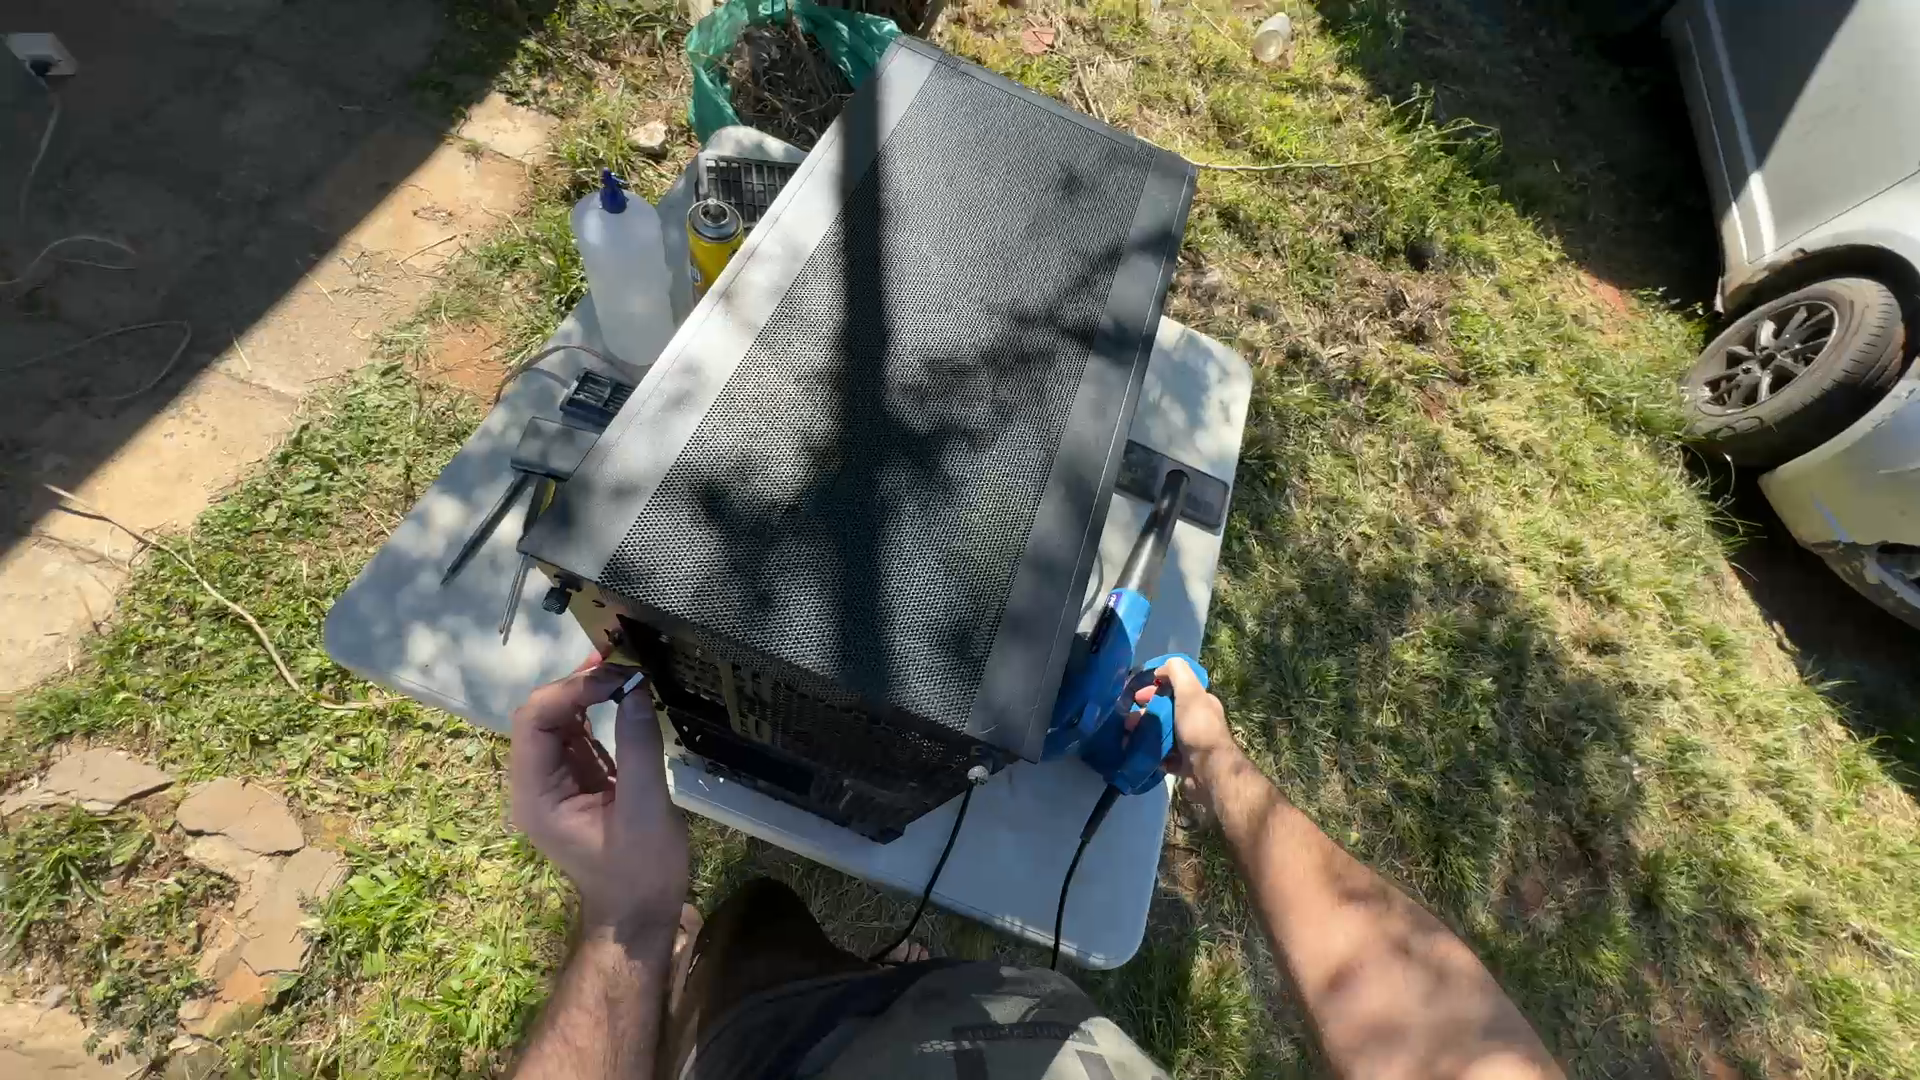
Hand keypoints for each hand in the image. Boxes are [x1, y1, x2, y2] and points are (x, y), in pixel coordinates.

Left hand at [510, 658, 687, 934]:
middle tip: (625, 664)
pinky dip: (598, 708)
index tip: (623, 678)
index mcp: (538, 795)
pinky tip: (624, 692)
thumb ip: (638, 746)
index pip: (535, 722)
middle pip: (541, 715)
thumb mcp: (646, 809)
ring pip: (557, 719)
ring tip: (624, 667)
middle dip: (578, 684)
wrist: (639, 915)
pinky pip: (578, 733)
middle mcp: (536, 784)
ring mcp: (555, 782)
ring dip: (587, 691)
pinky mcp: (579, 780)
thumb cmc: (642, 870)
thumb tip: (637, 689)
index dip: (573, 690)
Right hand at [1133, 656, 1243, 808]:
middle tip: (1129, 719)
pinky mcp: (1182, 763)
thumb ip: (1177, 672)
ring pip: (1160, 732)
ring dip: (1142, 731)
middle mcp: (1195, 721)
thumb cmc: (1198, 728)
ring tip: (1128, 736)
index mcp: (1200, 702)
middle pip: (1164, 710)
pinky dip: (1148, 751)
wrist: (1208, 771)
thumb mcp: (1190, 691)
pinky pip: (1160, 753)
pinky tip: (1136, 750)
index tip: (1137, 695)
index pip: (1174, 688)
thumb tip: (1160, 669)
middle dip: (1144, 711)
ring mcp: (1188, 743)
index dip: (1154, 688)